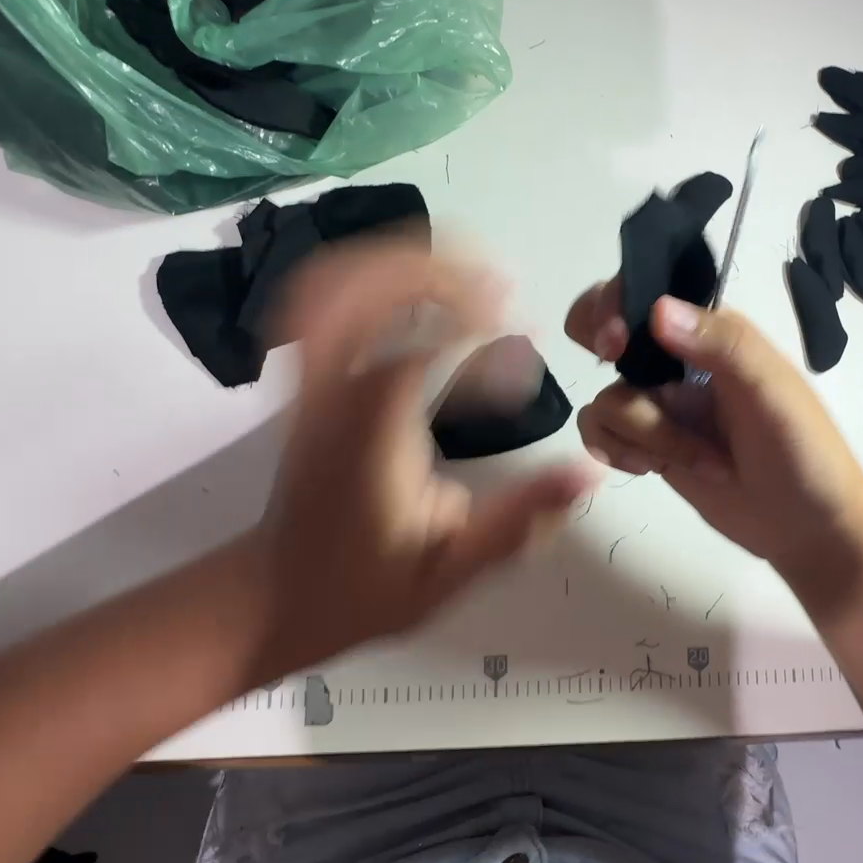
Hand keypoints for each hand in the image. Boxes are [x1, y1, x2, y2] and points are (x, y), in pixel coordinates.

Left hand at [253, 247, 595, 667]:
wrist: (274, 598)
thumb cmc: (364, 589)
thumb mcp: (451, 570)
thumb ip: (517, 521)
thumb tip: (588, 473)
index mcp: (369, 442)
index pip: (413, 351)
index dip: (472, 323)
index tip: (523, 334)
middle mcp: (330, 399)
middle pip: (360, 294)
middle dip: (433, 271)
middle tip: (497, 285)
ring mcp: (306, 385)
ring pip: (330, 286)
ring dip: (398, 264)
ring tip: (461, 272)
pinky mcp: (302, 383)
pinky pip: (320, 303)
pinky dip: (368, 279)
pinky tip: (413, 288)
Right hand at [564, 281, 862, 568]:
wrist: (805, 527)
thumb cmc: (802, 450)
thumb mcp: (772, 390)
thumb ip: (721, 345)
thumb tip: (655, 309)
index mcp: (709, 332)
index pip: (643, 291)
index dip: (611, 307)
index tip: (613, 344)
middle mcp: (676, 360)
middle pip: (602, 332)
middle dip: (603, 353)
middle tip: (634, 388)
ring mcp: (658, 405)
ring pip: (606, 398)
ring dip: (645, 434)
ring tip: (698, 461)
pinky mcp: (647, 446)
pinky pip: (600, 433)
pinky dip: (617, 451)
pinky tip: (651, 470)